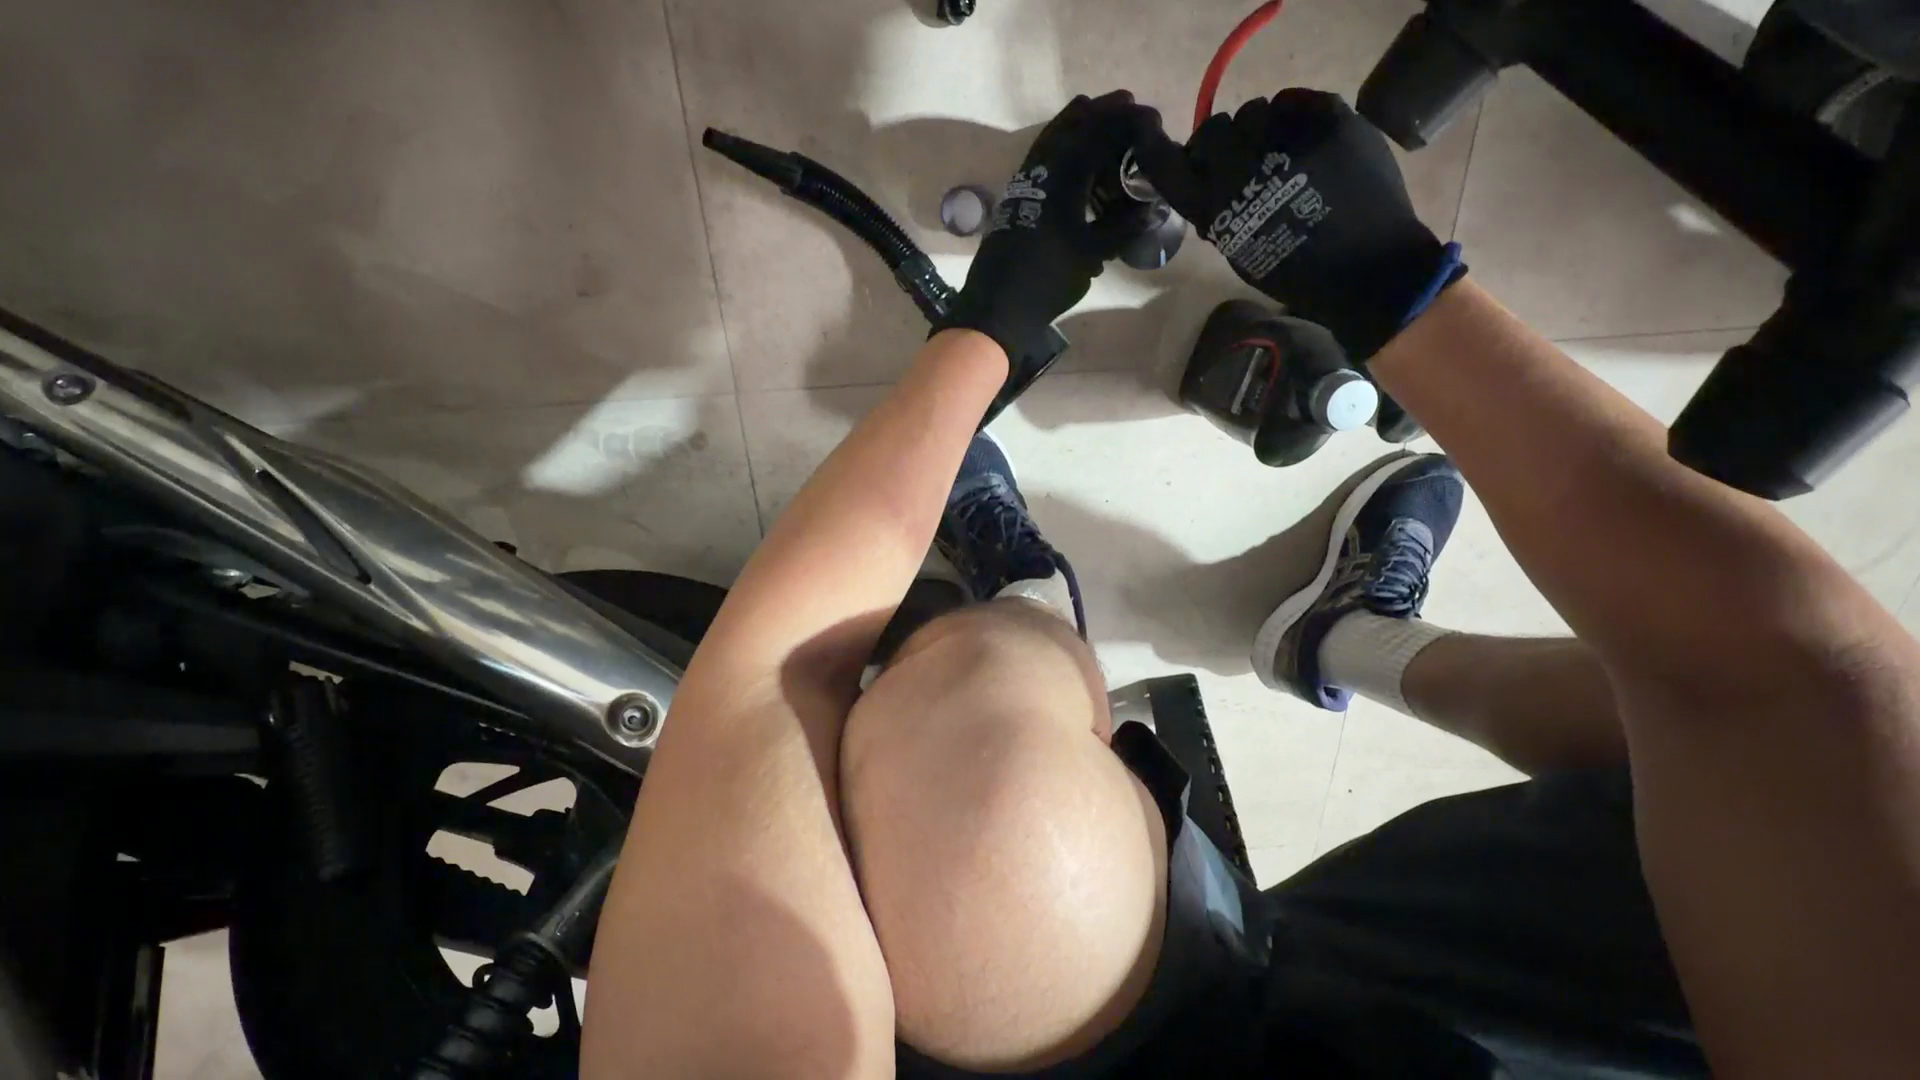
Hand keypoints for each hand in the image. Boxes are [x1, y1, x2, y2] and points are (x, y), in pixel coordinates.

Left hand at [942, 91, 1165, 408]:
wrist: (996, 308)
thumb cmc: (1046, 280)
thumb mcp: (1090, 254)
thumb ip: (1122, 227)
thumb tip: (1152, 208)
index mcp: (1060, 178)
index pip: (1096, 133)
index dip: (1123, 120)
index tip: (1146, 115)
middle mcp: (1038, 172)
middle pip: (1070, 127)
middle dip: (1099, 114)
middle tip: (1126, 104)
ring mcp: (1022, 185)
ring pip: (1051, 141)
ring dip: (1076, 127)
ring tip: (1101, 120)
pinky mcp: (1015, 200)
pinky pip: (1041, 160)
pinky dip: (1060, 149)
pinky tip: (1073, 160)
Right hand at [1134, 90, 1464, 360]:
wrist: (1368, 271)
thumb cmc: (1299, 273)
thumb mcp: (1240, 252)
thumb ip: (1216, 214)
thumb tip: (1206, 183)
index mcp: (1215, 206)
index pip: (1167, 163)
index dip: (1157, 150)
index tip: (1157, 144)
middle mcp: (1243, 166)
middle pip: (1214, 130)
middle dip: (1223, 144)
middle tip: (1244, 161)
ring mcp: (1288, 137)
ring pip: (1257, 110)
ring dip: (1261, 129)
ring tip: (1282, 152)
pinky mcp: (1329, 119)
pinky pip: (1297, 100)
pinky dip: (1296, 116)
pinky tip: (1307, 140)